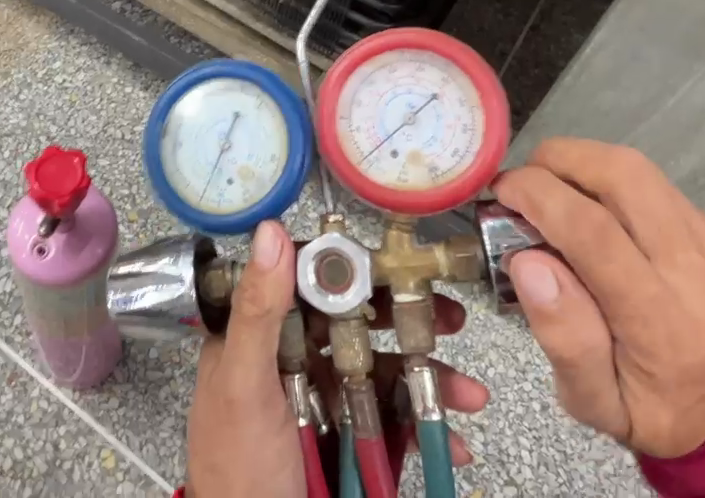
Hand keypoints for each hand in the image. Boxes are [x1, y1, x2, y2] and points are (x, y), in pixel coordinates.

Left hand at [186, 222, 491, 497]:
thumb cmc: (236, 470)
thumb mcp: (244, 384)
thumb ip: (258, 312)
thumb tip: (270, 233)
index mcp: (259, 335)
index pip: (308, 282)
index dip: (354, 269)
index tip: (397, 264)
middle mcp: (290, 358)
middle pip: (355, 321)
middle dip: (406, 319)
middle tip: (450, 318)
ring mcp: (321, 398)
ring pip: (381, 369)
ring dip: (428, 376)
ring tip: (469, 394)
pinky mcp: (346, 437)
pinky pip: (391, 419)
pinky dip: (425, 427)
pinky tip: (449, 442)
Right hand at [492, 138, 704, 457]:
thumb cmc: (655, 414)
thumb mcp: (592, 402)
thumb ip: (561, 336)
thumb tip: (526, 261)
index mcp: (663, 323)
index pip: (593, 231)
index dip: (539, 194)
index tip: (502, 190)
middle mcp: (702, 275)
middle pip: (625, 176)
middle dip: (562, 159)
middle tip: (526, 178)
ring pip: (644, 173)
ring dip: (587, 168)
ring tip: (557, 191)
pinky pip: (663, 192)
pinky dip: (621, 193)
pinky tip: (611, 223)